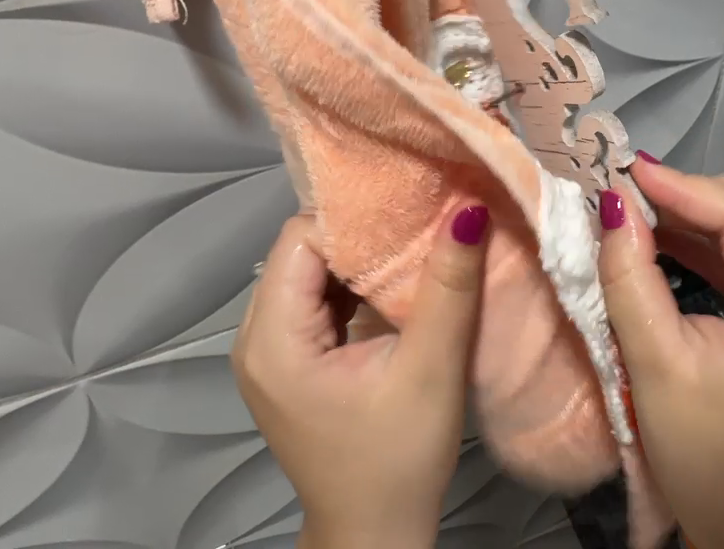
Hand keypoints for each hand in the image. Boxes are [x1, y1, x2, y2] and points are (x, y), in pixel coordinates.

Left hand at [237, 205, 490, 548]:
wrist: (376, 534)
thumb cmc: (400, 457)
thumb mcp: (432, 368)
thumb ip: (448, 285)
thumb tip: (468, 207)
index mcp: (274, 340)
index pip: (301, 239)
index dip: (354, 221)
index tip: (408, 214)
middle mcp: (255, 338)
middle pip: (301, 252)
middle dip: (360, 237)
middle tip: (417, 227)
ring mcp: (268, 352)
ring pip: (309, 272)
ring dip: (358, 260)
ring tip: (410, 252)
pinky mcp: (287, 362)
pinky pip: (313, 299)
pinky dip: (351, 286)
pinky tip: (391, 288)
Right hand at [599, 163, 723, 548]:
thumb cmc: (704, 457)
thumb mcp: (656, 369)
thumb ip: (632, 280)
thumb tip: (614, 206)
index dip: (686, 186)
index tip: (628, 173)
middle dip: (699, 189)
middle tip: (637, 195)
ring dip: (707, 209)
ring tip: (645, 210)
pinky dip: (716, 236)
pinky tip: (669, 238)